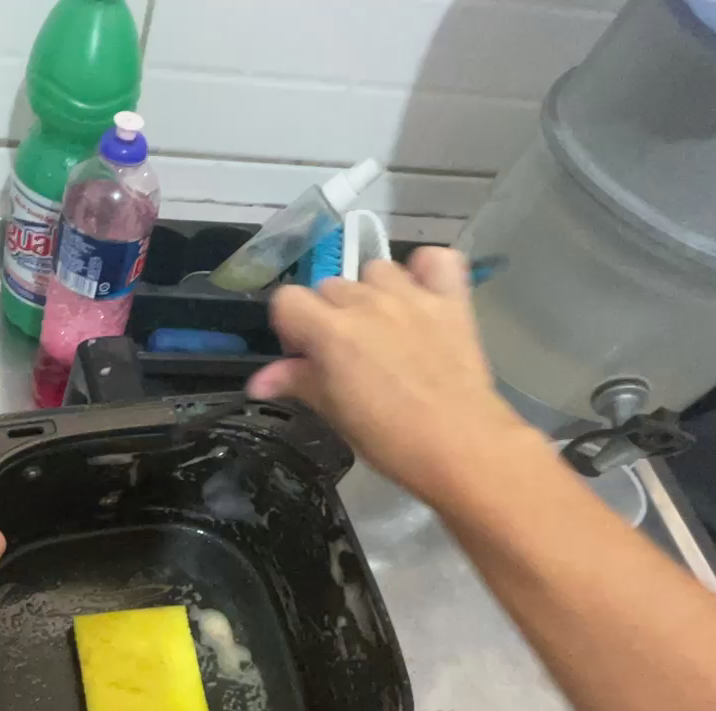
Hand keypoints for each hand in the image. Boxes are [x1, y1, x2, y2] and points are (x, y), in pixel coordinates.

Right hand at [249, 247, 535, 500]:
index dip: (289, 326)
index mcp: (331, 332)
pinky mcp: (452, 300)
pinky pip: (434, 259)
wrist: (459, 446)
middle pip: (329, 286)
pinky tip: (418, 296)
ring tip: (380, 327)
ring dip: (370, 292)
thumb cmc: (387, 438)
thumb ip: (295, 382)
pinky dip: (423, 271)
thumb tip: (257, 383)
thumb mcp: (332, 412)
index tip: (302, 354)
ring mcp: (413, 297)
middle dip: (327, 315)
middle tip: (341, 354)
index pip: (287, 300)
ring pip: (376, 269)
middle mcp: (368, 303)